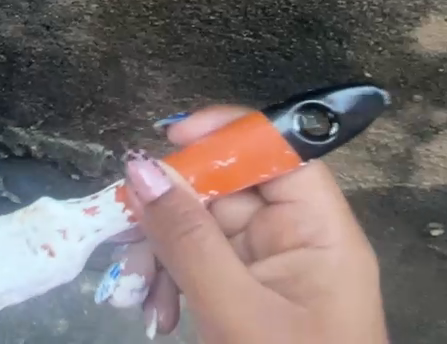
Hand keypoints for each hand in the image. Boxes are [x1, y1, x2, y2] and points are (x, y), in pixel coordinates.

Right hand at [109, 107, 387, 342]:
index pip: (280, 153)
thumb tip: (138, 164)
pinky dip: (161, 272)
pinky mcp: (235, 288)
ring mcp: (262, 265)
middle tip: (126, 225)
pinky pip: (188, 255)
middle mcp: (293, 239)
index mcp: (319, 236)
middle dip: (169, 204)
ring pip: (195, 220)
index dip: (228, 132)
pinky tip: (149, 306)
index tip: (168, 137)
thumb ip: (186, 236)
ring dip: (156, 245)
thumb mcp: (236, 313)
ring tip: (137, 288)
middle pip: (223, 185)